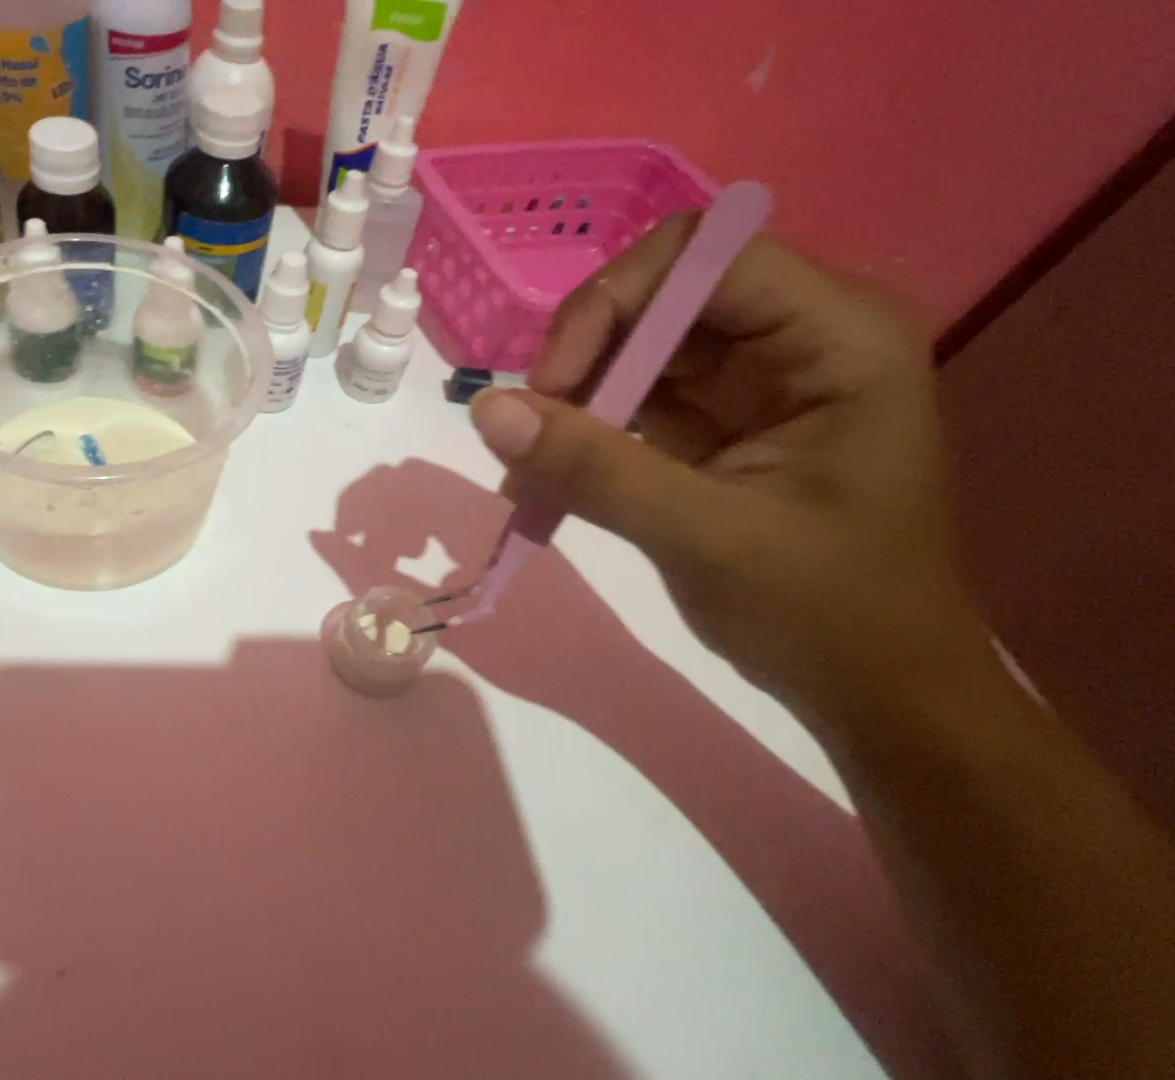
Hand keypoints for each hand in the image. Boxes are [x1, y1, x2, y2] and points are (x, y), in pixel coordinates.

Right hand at [470, 214, 992, 722]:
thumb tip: (484, 410)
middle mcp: (797, 338)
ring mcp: (754, 381)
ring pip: (635, 347)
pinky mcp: (718, 423)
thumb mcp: (705, 536)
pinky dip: (582, 434)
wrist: (872, 687)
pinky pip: (633, 400)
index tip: (555, 386)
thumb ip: (595, 469)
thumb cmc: (823, 611)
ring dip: (573, 401)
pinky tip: (544, 479)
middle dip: (585, 356)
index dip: (615, 303)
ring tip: (528, 470)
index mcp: (836, 337)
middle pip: (660, 295)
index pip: (704, 257)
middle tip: (530, 433)